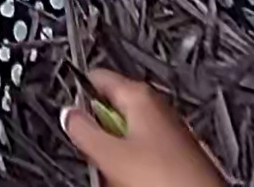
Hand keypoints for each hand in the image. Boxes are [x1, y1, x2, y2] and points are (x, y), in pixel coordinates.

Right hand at [61, 69, 224, 186]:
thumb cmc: (170, 181)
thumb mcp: (110, 155)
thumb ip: (82, 129)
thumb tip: (69, 113)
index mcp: (140, 95)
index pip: (95, 77)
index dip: (79, 96)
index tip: (74, 116)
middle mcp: (159, 109)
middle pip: (112, 113)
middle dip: (103, 136)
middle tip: (103, 158)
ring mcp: (173, 136)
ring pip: (130, 139)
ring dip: (120, 158)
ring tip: (122, 178)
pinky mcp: (184, 162)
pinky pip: (148, 158)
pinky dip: (139, 170)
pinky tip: (139, 184)